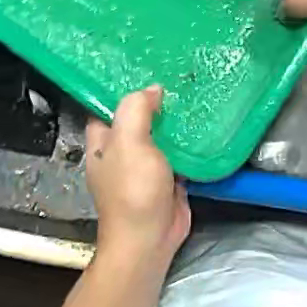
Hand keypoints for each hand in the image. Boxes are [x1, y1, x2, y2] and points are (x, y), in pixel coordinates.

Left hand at [85, 86, 190, 267]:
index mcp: (103, 142)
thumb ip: (136, 110)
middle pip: (136, 118)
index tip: (144, 67)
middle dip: (153, 102)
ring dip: (173, 120)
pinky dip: (188, 141)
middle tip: (177, 78)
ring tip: (193, 94)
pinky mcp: (167, 178)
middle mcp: (121, 152)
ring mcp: (145, 166)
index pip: (107, 106)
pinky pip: (177, 153)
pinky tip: (203, 124)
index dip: (122, 88)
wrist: (150, 239)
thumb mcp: (129, 142)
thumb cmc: (133, 190)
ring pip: (159, 135)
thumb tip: (152, 90)